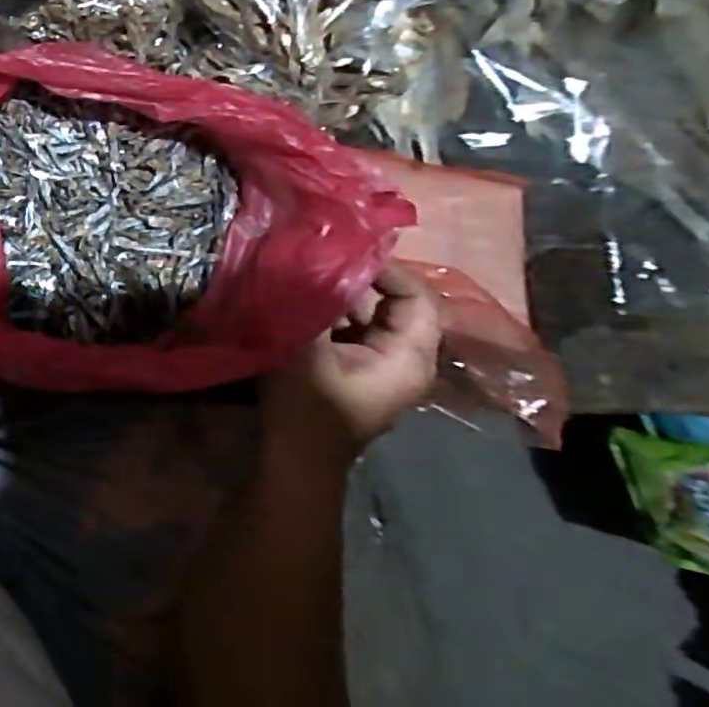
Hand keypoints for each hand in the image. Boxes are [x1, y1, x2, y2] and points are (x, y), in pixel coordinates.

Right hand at [261, 265, 441, 468]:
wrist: (294, 458)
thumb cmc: (308, 407)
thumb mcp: (305, 352)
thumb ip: (308, 307)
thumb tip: (300, 262)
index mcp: (408, 356)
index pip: (417, 298)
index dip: (387, 270)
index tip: (341, 251)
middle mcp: (401, 358)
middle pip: (388, 305)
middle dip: (351, 280)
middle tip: (310, 257)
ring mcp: (373, 366)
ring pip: (361, 317)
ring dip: (331, 296)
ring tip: (295, 273)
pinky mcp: (347, 370)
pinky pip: (342, 331)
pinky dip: (321, 313)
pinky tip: (290, 301)